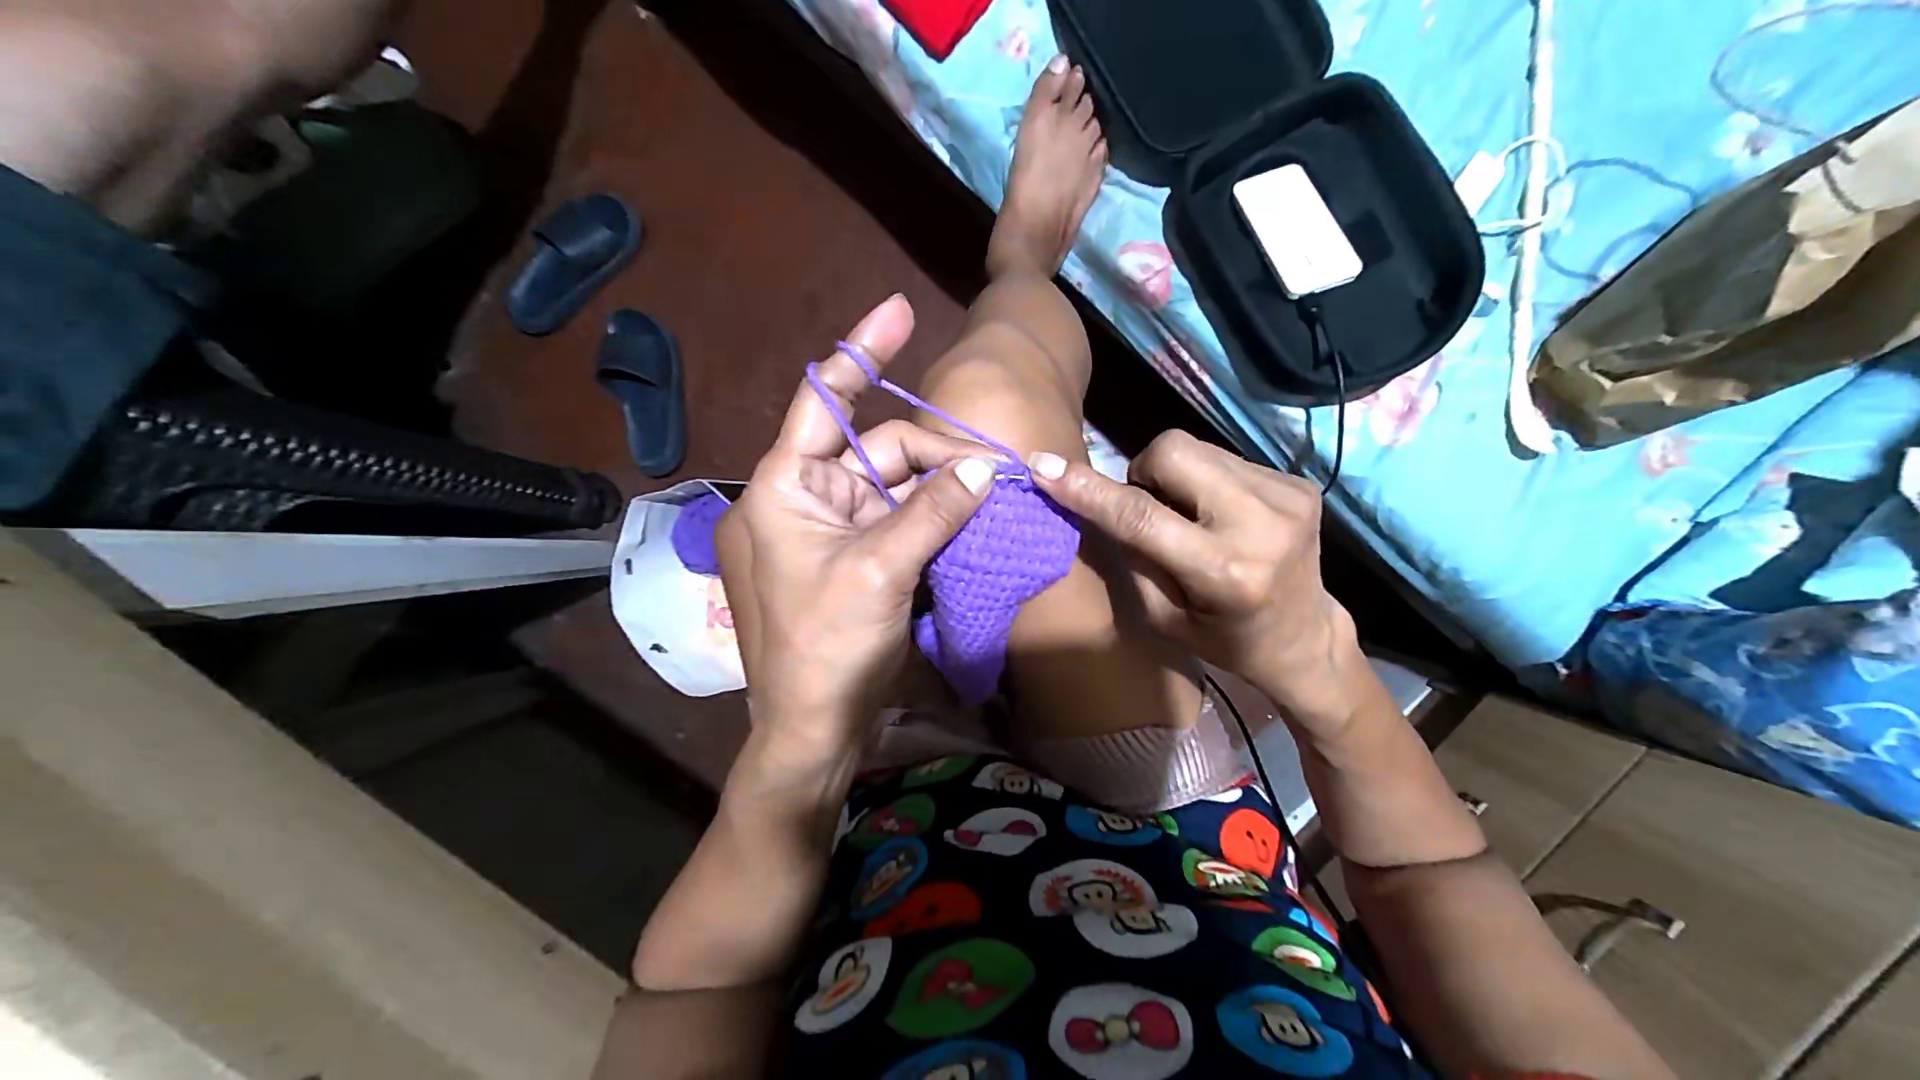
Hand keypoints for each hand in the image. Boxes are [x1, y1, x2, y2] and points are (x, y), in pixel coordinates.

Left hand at [718, 295, 997, 764]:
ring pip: (896, 485)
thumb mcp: (881, 570)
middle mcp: (806, 496)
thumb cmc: (826, 647)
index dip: (861, 351)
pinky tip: (970, 511)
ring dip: (942, 487)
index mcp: (786, 485)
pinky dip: (933, 515)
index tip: (899, 309)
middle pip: (879, 448)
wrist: (814, 727)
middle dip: (935, 452)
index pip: (824, 399)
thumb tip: (986, 464)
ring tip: (993, 491)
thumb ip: (934, 509)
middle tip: (995, 469)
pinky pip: (899, 519)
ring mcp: (832, 529)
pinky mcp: (855, 557)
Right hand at [1029, 431, 1362, 739]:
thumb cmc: (1224, 638)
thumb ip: (1131, 553)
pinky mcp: (1298, 482)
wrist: (1305, 637)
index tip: (1044, 466)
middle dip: (1144, 472)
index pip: (1141, 517)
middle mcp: (1262, 524)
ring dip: (1176, 477)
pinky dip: (1206, 480)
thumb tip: (1095, 497)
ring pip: (1196, 448)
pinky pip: (1224, 457)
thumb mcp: (1163, 615)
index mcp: (1224, 572)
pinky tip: (1221, 514)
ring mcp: (1287, 496)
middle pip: (1172, 452)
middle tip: (1151, 509)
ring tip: (1192, 516)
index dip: (1089, 490)